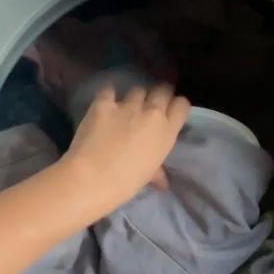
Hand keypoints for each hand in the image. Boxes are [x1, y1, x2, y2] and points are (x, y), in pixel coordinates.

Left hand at [52, 82, 189, 218]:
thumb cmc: (125, 183)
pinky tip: (106, 102)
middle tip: (151, 104)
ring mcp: (127, 106)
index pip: (182, 105)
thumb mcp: (148, 176)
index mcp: (166, 132)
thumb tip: (162, 181)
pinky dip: (109, 94)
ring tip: (128, 105)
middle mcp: (151, 113)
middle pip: (162, 90)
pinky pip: (109, 90)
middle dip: (159, 94)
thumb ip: (158, 171)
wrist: (92, 178)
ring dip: (136, 96)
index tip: (170, 111)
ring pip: (138, 89)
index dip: (176, 106)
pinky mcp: (103, 103)